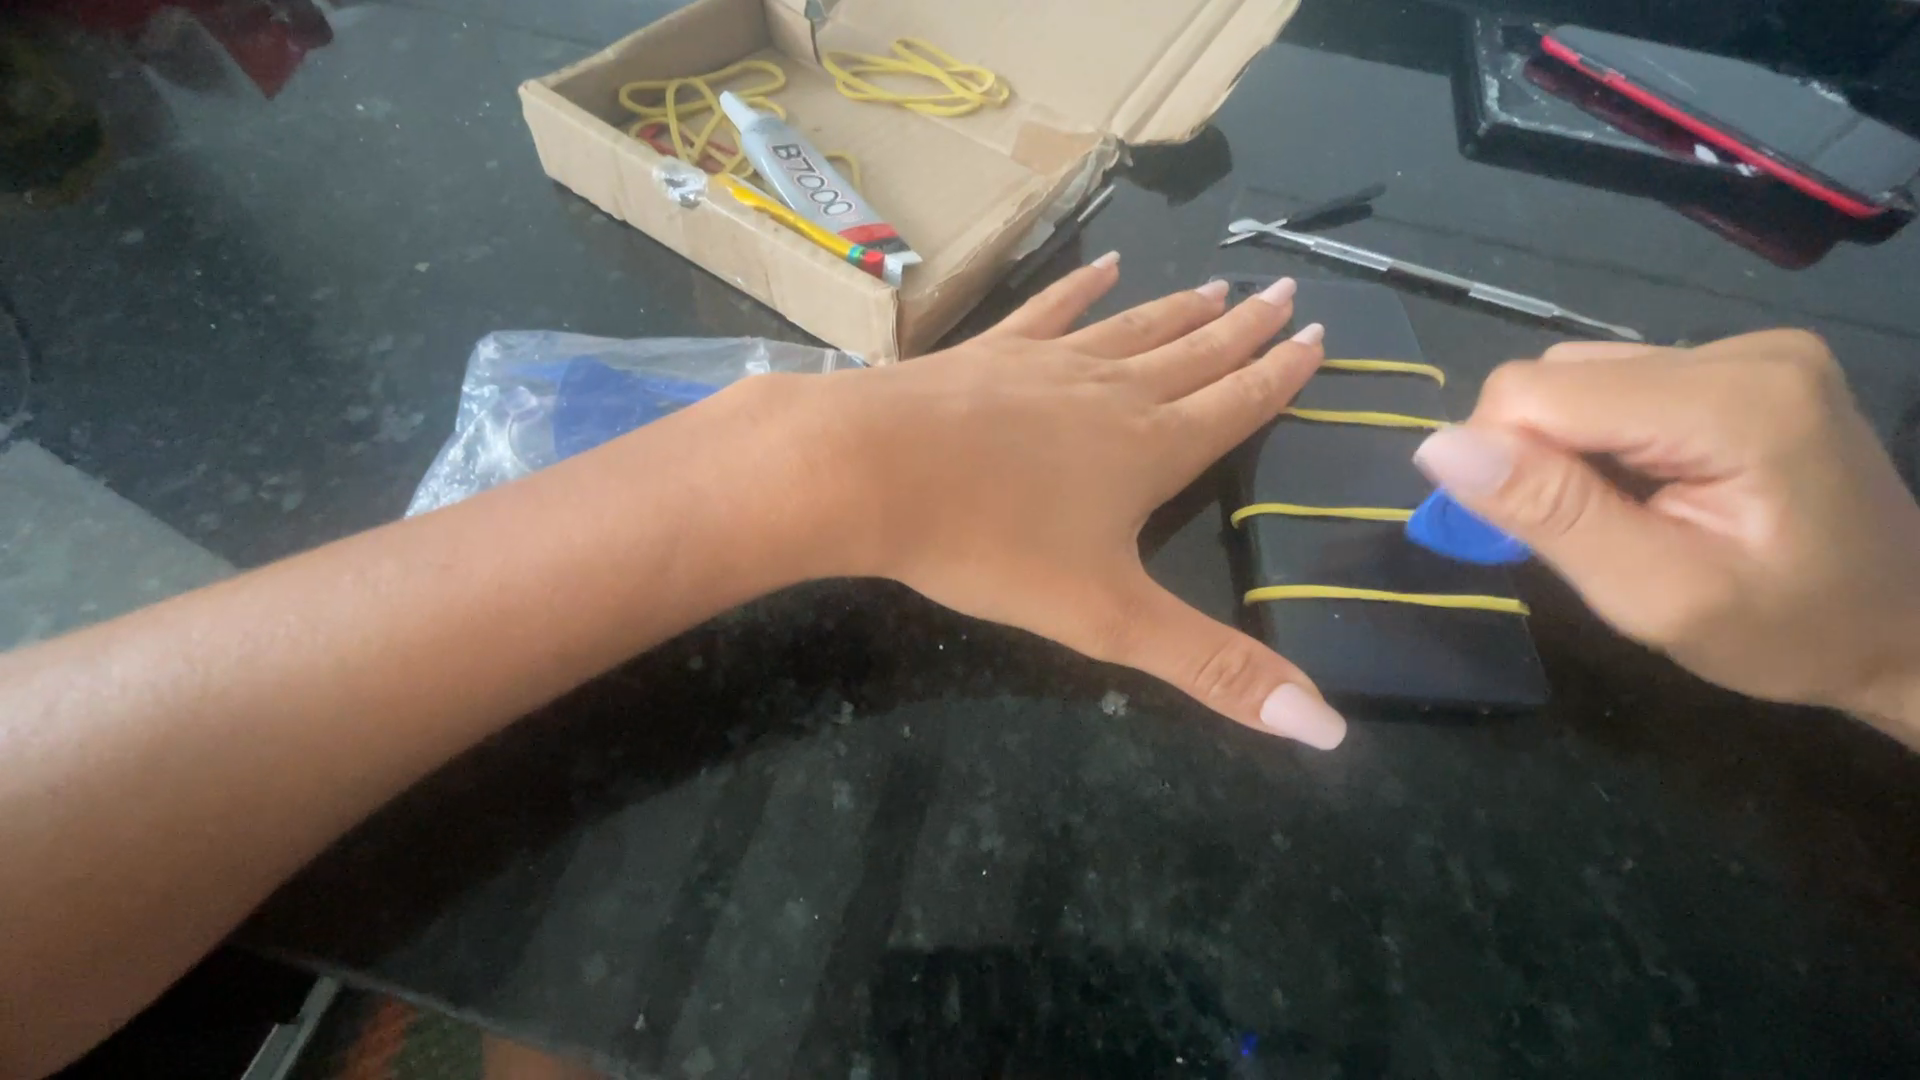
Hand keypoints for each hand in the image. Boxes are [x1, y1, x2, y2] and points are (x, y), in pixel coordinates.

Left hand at [761, 258, 1344, 747]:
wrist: (871, 472)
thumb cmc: (989, 546)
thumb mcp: (1107, 620)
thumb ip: (1210, 668)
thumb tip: (1327, 728)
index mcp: (1148, 450)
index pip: (1235, 406)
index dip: (1280, 377)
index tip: (1317, 336)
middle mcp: (1109, 394)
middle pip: (1192, 356)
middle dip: (1243, 332)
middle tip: (1285, 296)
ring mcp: (1045, 365)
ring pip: (1130, 330)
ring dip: (1178, 310)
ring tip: (1218, 285)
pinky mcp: (989, 354)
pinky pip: (1048, 312)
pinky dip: (1080, 291)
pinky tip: (1103, 267)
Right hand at [1413, 330, 1919, 742]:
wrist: (1903, 632)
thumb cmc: (1784, 632)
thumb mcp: (1653, 594)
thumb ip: (1549, 512)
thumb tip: (1436, 448)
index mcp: (1732, 401)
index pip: (1531, 393)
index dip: (1502, 462)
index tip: (1537, 530)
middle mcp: (1739, 352)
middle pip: (1548, 380)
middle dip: (1530, 457)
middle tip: (1583, 530)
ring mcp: (1742, 352)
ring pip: (1567, 380)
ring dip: (1558, 449)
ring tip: (1617, 510)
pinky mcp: (1734, 366)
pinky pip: (1603, 386)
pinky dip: (1589, 439)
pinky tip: (1636, 483)